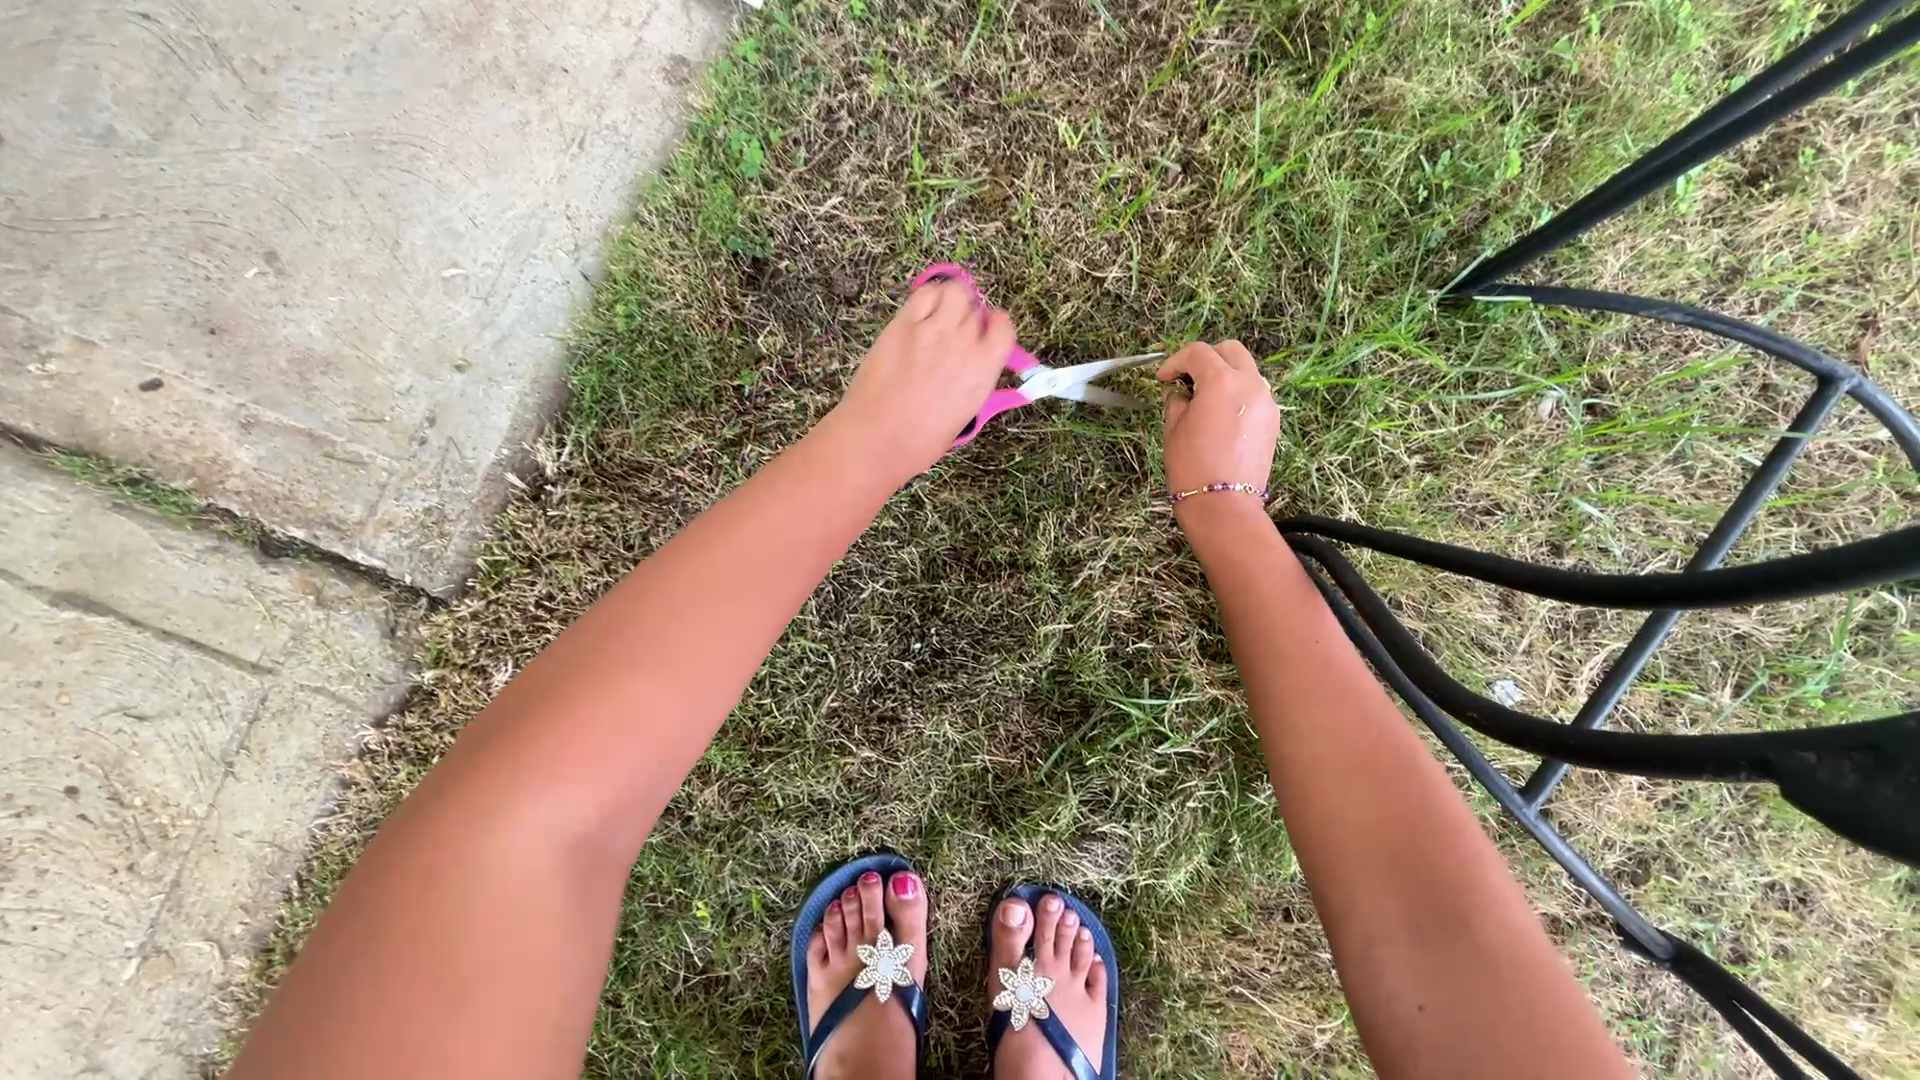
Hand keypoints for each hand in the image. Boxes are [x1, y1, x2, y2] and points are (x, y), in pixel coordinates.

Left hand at [825, 279, 1015, 483]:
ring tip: (941, 315)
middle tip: (956, 331)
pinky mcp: (903, 323)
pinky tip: (922, 312)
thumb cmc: (921, 441)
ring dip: (953, 299)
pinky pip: (924, 294)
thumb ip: (973, 384)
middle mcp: (963, 342)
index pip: (1004, 328)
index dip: (994, 327)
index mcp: (984, 370)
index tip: (985, 333)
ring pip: (955, 291)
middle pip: (977, 309)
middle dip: (971, 317)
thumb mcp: (963, 417)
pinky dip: (929, 297)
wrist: (877, 437)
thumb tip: (973, 369)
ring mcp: (932, 328)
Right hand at [1157, 340, 1278, 502]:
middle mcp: (1250, 383)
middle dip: (1206, 359)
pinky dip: (1237, 394)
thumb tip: (1181, 393)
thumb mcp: (1173, 429)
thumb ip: (1177, 401)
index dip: (1175, 362)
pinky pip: (1254, 394)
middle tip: (1186, 379)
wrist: (1223, 505)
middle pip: (1230, 350)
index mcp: (1222, 381)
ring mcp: (1266, 401)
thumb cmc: (1190, 466)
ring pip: (1247, 371)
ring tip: (1204, 399)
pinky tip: (1220, 416)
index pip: (1198, 353)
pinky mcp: (1272, 420)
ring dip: (1225, 375)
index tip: (1162, 379)